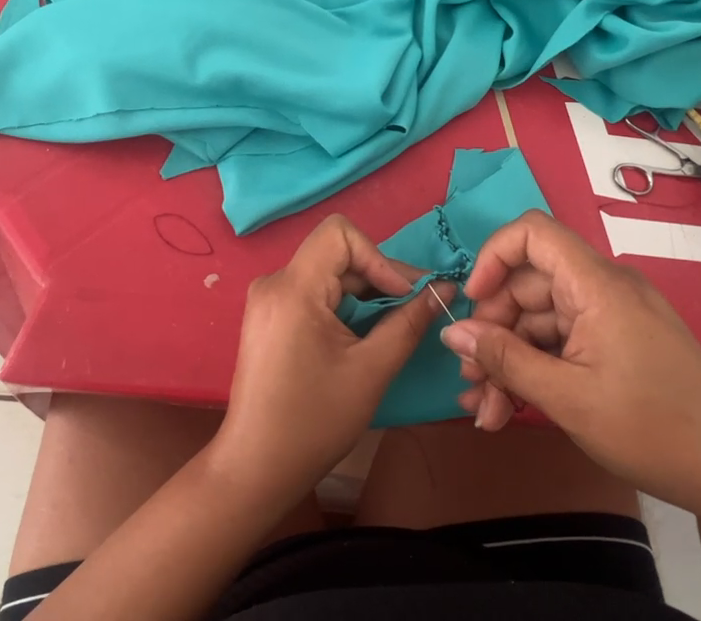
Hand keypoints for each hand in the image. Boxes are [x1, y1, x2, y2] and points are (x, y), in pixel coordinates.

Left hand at [209, 215, 445, 504]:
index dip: (379, 257)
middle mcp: (274, 283)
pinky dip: (343, 306)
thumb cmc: (314, 420)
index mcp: (293, 288)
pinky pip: (313, 293)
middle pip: (336, 254)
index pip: (340, 234)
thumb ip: (408, 323)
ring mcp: (267, 300)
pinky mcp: (268, 318)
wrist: (257, 466)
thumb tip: (443, 290)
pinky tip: (361, 337)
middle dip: (379, 277)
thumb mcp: (371, 370)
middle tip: (415, 311)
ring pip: (327, 274)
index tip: (403, 296)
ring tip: (392, 327)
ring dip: (364, 294)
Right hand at [441, 211, 700, 522]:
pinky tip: (511, 408)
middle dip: (493, 331)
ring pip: (542, 321)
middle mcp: (606, 289)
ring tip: (486, 410)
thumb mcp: (567, 398)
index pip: (533, 233)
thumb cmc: (652, 430)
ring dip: (509, 361)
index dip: (493, 258)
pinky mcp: (620, 344)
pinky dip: (537, 370)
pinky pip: (564, 342)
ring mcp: (614, 317)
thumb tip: (452, 332)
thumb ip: (505, 360)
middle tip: (470, 381)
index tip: (471, 304)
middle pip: (530, 286)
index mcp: (598, 285)